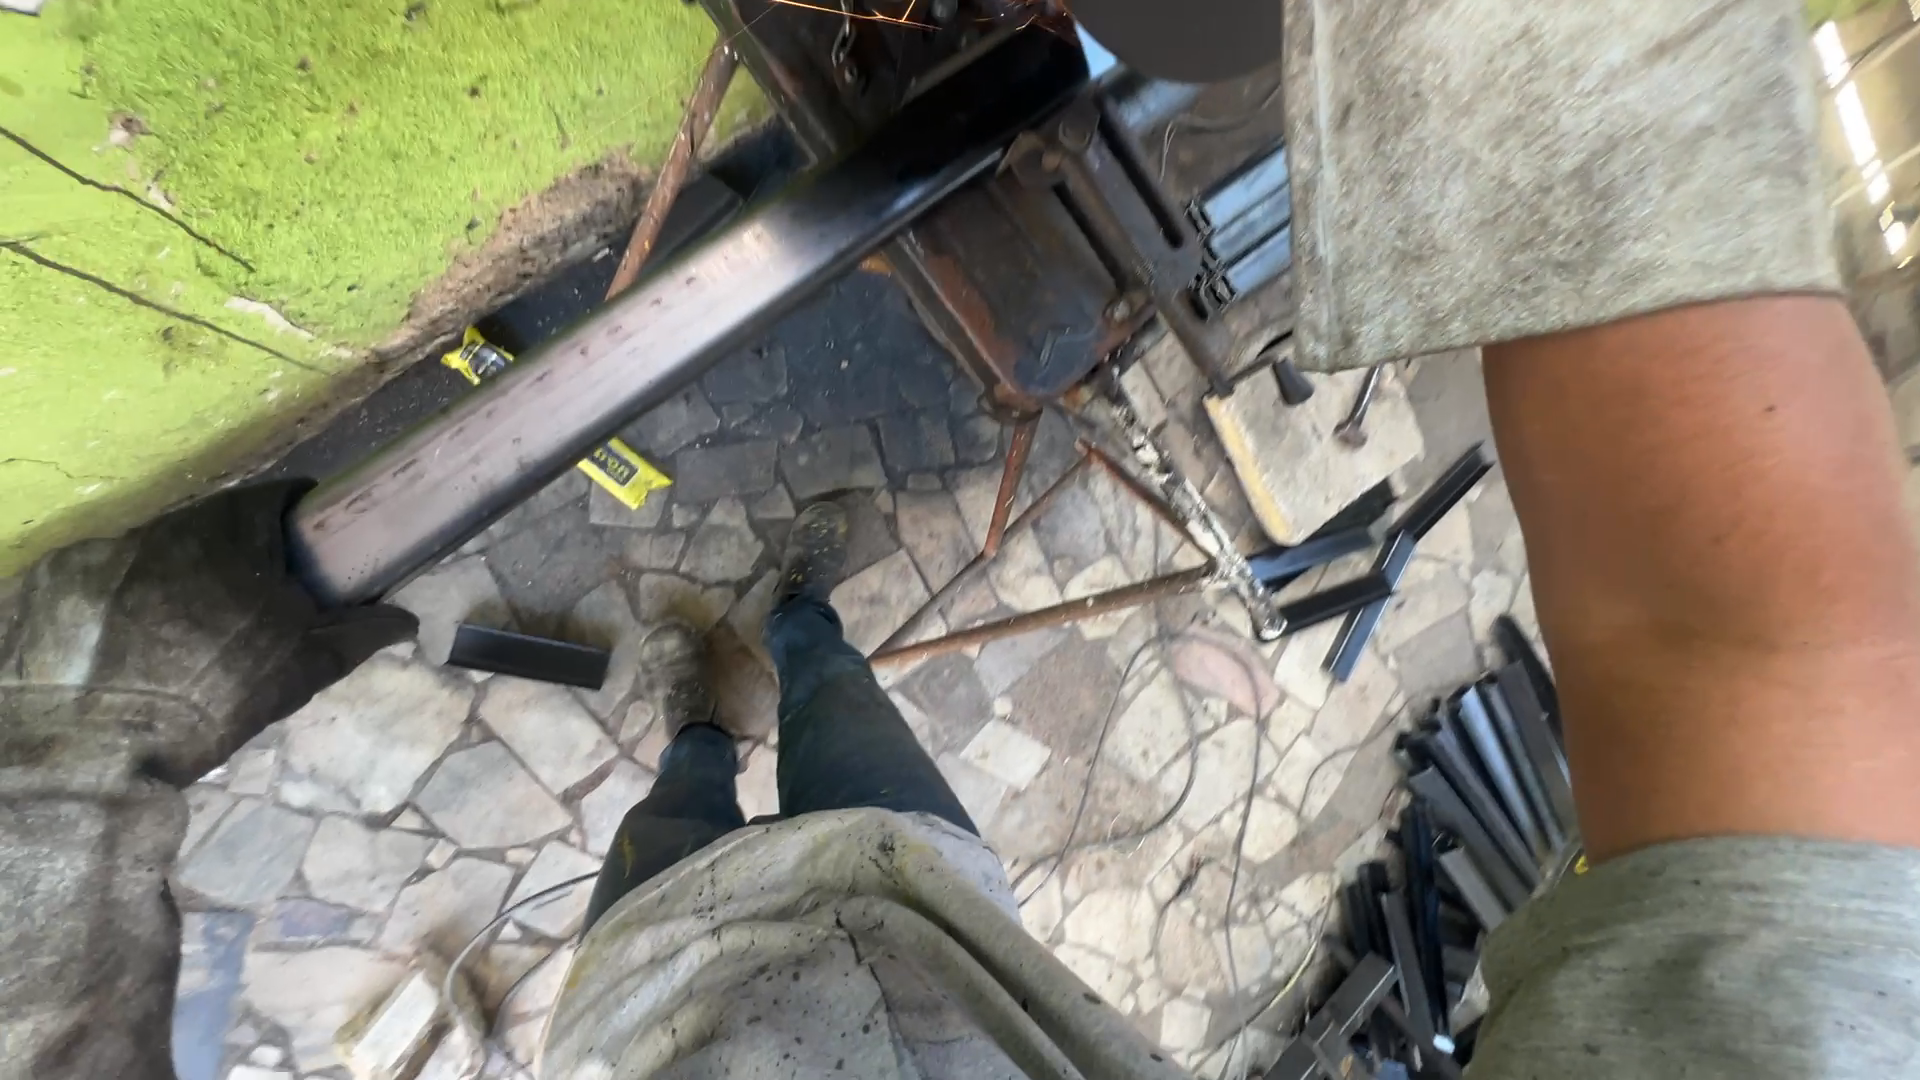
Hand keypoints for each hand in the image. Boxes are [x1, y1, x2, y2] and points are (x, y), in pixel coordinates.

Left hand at [0, 481, 415, 785]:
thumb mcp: (309, 666)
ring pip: (158, 547)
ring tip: (202, 615)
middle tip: (266, 583)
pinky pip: (105, 575)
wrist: (90, 754)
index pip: (273, 496)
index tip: (315, 532)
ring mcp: (92, 559)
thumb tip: (409, 620)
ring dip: (187, 567)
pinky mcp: (43, 588)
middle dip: (244, 542)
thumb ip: (365, 632)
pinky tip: (141, 634)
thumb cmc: (220, 697)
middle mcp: (157, 533)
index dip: (300, 508)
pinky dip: (130, 592)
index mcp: (229, 540)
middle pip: (214, 520)